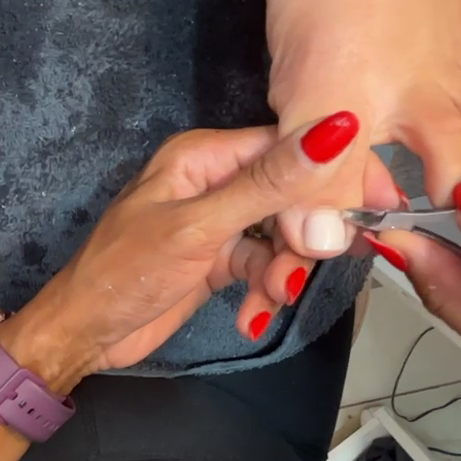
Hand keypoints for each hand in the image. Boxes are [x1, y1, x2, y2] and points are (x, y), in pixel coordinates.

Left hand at [2, 115, 359, 385]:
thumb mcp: (198, 227)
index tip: (374, 206)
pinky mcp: (215, 262)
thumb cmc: (126, 273)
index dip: (329, 176)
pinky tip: (253, 315)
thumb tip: (336, 127)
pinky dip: (263, 290)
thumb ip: (266, 185)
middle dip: (302, 236)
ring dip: (281, 271)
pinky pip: (259, 267)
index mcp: (202, 157)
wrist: (87, 333)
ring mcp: (215, 225)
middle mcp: (212, 183)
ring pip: (278, 237)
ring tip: (271, 297)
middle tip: (300, 270)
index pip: (286, 148)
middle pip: (288, 196)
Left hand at [160, 0, 460, 274]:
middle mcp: (451, 82)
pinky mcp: (443, 11)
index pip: (451, 182)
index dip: (444, 217)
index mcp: (423, 112)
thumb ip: (316, 180)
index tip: (432, 247)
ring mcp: (454, 42)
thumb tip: (324, 248)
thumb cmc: (329, 1)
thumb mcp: (311, 102)